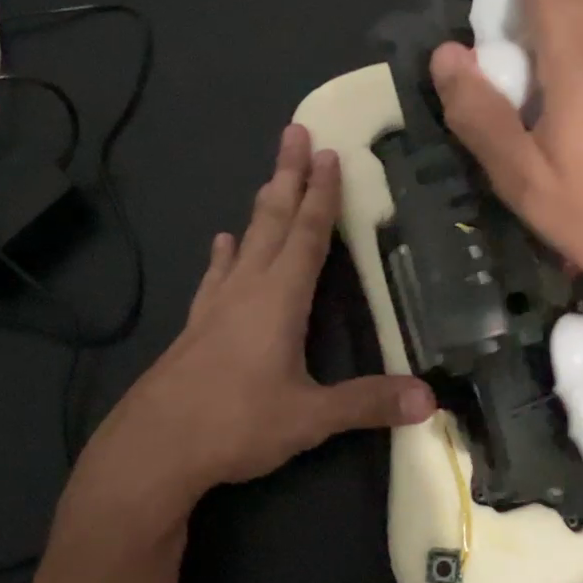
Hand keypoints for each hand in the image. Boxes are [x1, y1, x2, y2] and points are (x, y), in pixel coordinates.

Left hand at [62, 125, 437, 529]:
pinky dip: (223, 256)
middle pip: (271, 221)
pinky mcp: (196, 327)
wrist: (152, 449)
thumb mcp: (310, 418)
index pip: (306, 235)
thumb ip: (368, 404)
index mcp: (279, 299)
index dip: (321, 195)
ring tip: (269, 179)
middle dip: (288, 176)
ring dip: (260, 208)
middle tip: (294, 133)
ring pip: (244, 243)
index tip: (328, 153)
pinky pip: (216, 277)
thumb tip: (429, 399)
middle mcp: (247, 290)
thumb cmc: (235, 424)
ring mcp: (216, 307)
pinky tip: (221, 245)